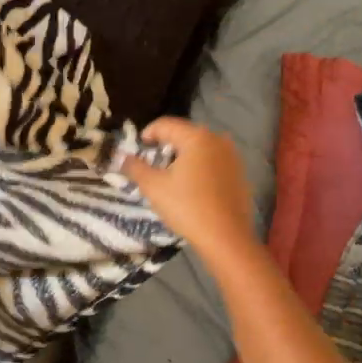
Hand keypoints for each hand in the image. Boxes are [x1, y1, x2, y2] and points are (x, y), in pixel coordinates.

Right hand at [121, 117, 255, 259]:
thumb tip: (122, 157)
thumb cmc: (187, 207)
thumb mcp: (153, 187)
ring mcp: (232, 157)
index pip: (166, 125)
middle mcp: (218, 140)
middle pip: (184, 135)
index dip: (148, 133)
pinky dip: (198, 167)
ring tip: (170, 175)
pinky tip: (191, 187)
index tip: (138, 149)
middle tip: (152, 163)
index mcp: (197, 138)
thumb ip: (135, 167)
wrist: (226, 237)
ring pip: (200, 148)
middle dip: (166, 145)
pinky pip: (213, 162)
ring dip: (182, 156)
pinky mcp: (239, 174)